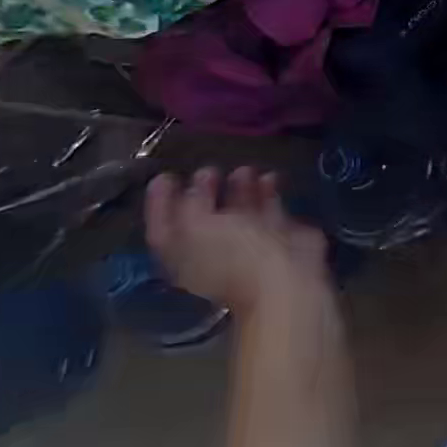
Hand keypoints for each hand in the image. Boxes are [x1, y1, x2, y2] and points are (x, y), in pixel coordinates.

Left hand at [145, 166, 331, 317]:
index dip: (160, 203)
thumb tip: (195, 186)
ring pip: (239, 210)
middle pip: (204, 216)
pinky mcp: (279, 235)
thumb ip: (189, 204)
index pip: (164, 227)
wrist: (286, 278)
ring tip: (244, 168)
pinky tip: (269, 177)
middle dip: (205, 191)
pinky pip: (270, 207)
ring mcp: (248, 243)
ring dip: (240, 187)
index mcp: (184, 254)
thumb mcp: (197, 228)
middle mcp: (213, 249)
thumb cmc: (233, 256)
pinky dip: (268, 191)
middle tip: (209, 169)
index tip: (165, 175)